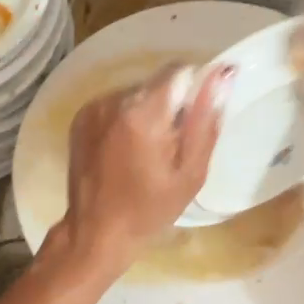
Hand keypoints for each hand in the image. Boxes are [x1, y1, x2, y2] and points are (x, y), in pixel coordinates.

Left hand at [55, 62, 232, 274]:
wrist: (96, 231)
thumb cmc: (149, 209)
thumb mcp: (190, 173)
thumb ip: (206, 121)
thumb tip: (222, 75)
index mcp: (142, 113)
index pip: (178, 71)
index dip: (193, 90)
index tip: (194, 121)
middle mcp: (114, 100)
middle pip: (156, 83)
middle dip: (170, 106)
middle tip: (171, 147)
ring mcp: (93, 107)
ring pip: (135, 93)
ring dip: (147, 113)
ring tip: (146, 152)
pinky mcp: (80, 117)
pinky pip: (114, 105)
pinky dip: (125, 120)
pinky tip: (124, 151)